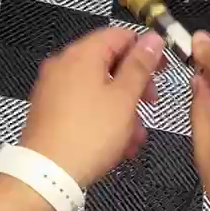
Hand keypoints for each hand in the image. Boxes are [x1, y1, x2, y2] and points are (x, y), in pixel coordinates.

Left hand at [19, 26, 164, 187]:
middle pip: (108, 62)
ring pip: (98, 88)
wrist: (48, 175)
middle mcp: (63, 66)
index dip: (145, 49)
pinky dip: (103, 118)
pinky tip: (117, 143)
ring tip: (136, 135)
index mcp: (81, 55)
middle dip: (135, 84)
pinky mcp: (50, 111)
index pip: (119, 35)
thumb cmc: (86, 136)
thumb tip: (152, 40)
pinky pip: (84, 106)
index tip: (162, 67)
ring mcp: (53, 89)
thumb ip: (140, 65)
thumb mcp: (124, 98)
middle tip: (151, 102)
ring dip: (123, 107)